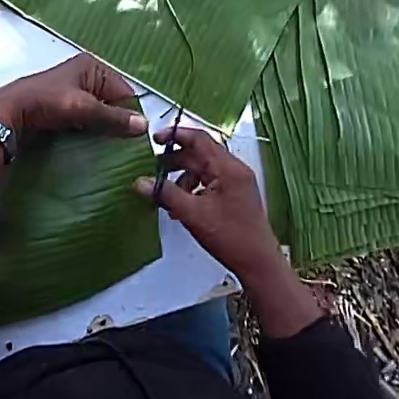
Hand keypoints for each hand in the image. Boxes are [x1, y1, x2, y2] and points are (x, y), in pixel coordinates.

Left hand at [0, 55, 146, 182]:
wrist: (9, 114)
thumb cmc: (45, 102)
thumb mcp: (83, 107)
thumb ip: (113, 117)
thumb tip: (143, 126)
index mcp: (93, 67)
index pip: (125, 92)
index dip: (130, 113)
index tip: (135, 136)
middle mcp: (86, 76)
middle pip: (113, 103)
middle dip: (116, 121)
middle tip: (121, 144)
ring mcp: (75, 92)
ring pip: (100, 113)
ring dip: (103, 128)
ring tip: (106, 145)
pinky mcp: (65, 108)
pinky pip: (87, 119)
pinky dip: (91, 130)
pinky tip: (91, 143)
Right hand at [131, 126, 321, 337]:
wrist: (257, 262)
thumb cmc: (229, 237)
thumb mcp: (192, 214)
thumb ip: (165, 194)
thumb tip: (140, 182)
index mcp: (228, 168)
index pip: (200, 139)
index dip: (176, 136)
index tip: (156, 140)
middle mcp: (235, 170)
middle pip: (200, 154)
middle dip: (175, 160)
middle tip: (153, 169)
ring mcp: (237, 182)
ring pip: (204, 169)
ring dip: (182, 177)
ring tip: (165, 193)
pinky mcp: (235, 195)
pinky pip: (210, 182)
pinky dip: (193, 188)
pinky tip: (181, 204)